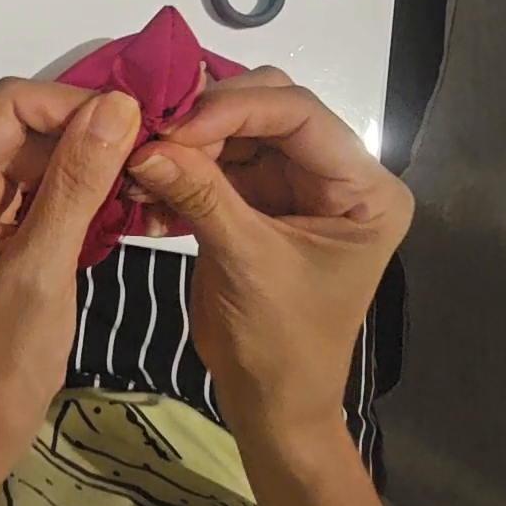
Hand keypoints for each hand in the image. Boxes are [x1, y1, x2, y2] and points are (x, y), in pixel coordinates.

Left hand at [0, 80, 142, 498]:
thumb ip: (77, 184)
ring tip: (141, 164)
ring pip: (35, 139)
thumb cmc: (4, 359)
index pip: (5, 107)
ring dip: (88, 148)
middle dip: (83, 126)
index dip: (70, 104)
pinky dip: (80, 173)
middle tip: (147, 143)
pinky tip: (118, 185)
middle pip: (19, 118)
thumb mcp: (42, 270)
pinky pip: (40, 167)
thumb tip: (119, 106)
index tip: (134, 120)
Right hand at [126, 68, 411, 439]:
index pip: (300, 114)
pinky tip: (146, 179)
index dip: (236, 109)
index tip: (174, 129)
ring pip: (235, 127)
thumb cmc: (281, 343)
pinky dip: (179, 164)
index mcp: (363, 187)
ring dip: (186, 140)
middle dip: (209, 119)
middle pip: (268, 107)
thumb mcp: (246, 264)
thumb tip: (143, 145)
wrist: (270, 398)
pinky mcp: (255, 194)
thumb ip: (200, 196)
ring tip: (141, 160)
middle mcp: (333, 172)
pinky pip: (214, 157)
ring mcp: (292, 180)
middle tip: (155, 139)